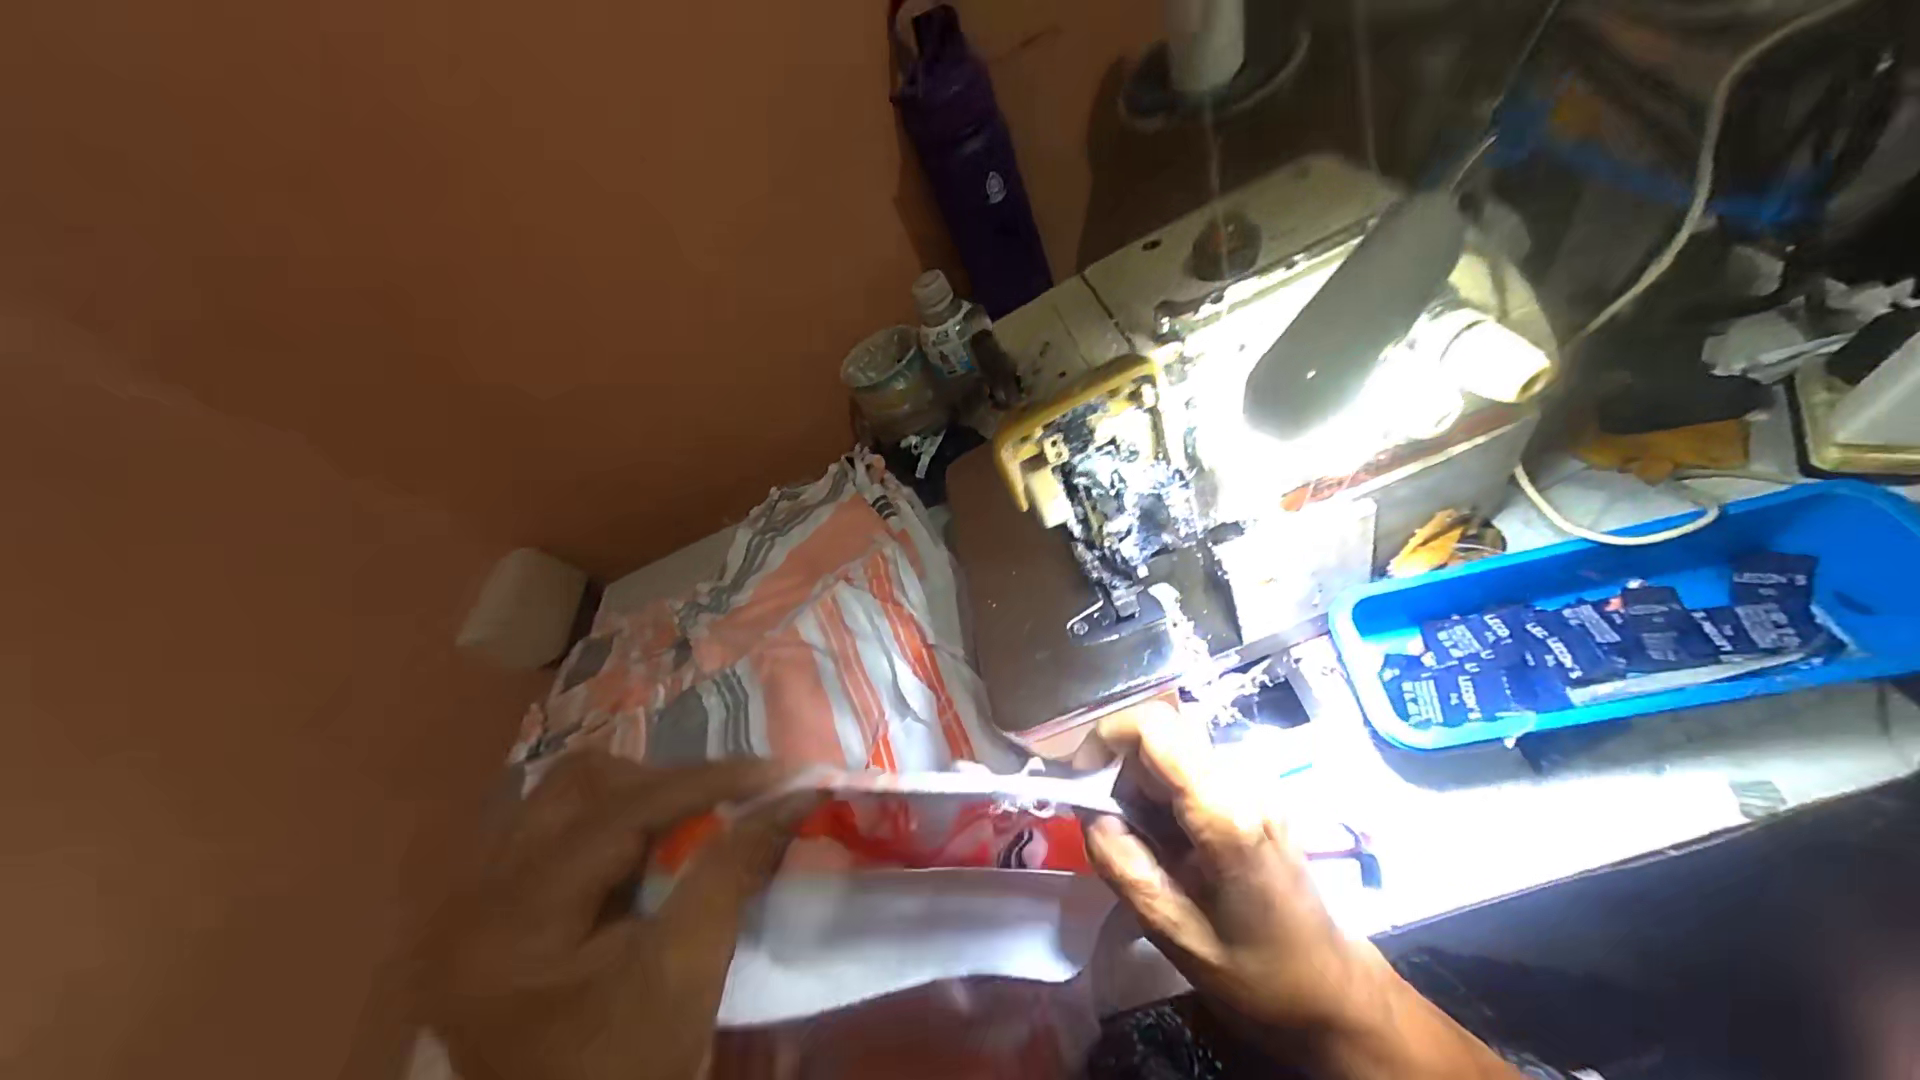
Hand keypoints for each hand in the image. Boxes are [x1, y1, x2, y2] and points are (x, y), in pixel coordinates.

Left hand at [421, 751, 812, 1079]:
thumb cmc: (627, 1073)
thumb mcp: (686, 972)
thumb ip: (734, 869)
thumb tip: (795, 796)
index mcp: (513, 917)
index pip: (622, 811)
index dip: (709, 782)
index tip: (779, 773)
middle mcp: (477, 894)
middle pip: (580, 785)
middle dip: (665, 783)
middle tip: (728, 802)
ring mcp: (480, 902)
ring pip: (570, 799)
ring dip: (641, 797)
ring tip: (695, 821)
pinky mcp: (499, 912)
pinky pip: (563, 830)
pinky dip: (620, 823)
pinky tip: (655, 850)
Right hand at [1085, 703, 1519, 1079]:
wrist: (1335, 992)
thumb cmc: (1258, 973)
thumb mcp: (1173, 931)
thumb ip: (1122, 864)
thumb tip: (1089, 812)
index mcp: (1225, 813)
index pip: (1155, 727)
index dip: (1105, 737)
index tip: (1081, 781)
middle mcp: (1242, 783)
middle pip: (1159, 733)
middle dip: (1118, 766)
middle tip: (1108, 822)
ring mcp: (1252, 785)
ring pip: (1170, 748)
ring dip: (1138, 782)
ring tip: (1139, 840)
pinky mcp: (1251, 795)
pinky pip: (1188, 769)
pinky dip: (1159, 792)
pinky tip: (1165, 840)